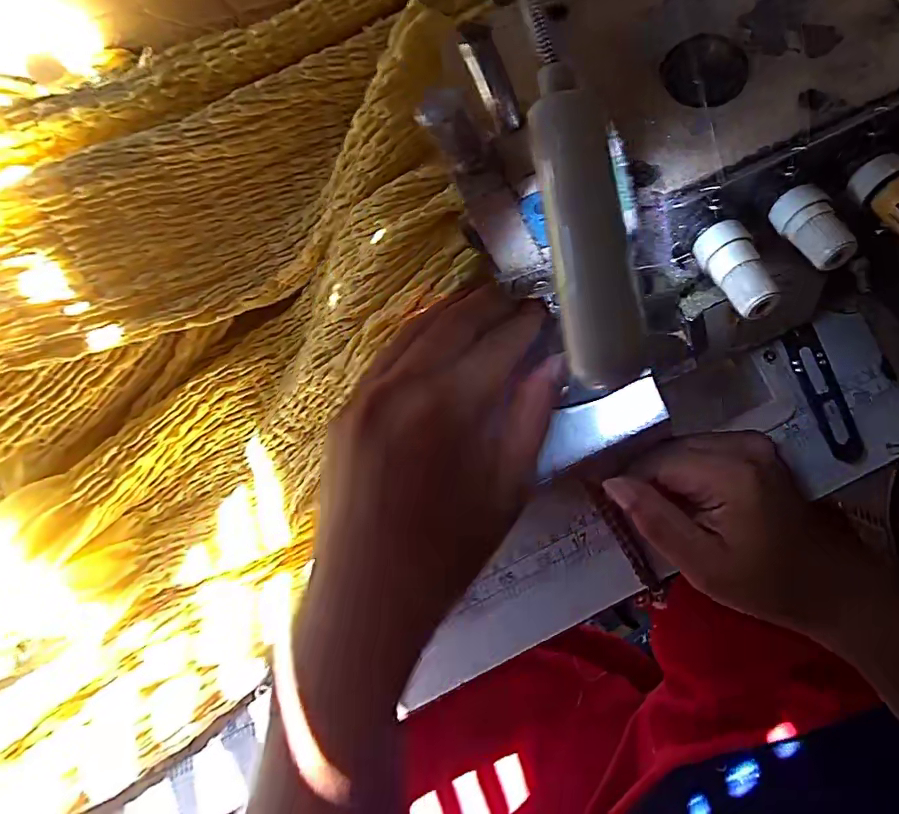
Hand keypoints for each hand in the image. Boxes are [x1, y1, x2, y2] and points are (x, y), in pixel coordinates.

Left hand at [302, 286, 565, 692]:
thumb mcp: (509, 488)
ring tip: (485, 301)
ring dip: (455, 308)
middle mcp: (402, 386)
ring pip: (417, 327)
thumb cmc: (449, 553)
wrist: (364, 600)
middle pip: (455, 321)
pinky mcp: (345, 407)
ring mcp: (365, 393)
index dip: (526, 323)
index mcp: (449, 408)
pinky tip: (438, 331)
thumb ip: (532, 416)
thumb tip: (552, 363)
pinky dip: (420, 331)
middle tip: (520, 298)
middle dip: (492, 303)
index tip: (545, 311)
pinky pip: (389, 351)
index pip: (498, 343)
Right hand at [601, 432, 890, 638]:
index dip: (631, 484)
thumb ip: (656, 520)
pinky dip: (689, 471)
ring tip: (663, 512)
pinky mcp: (758, 447)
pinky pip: (706, 449)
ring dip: (668, 474)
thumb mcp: (703, 565)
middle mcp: (742, 443)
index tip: (615, 511)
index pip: (658, 461)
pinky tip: (690, 502)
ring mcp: (753, 441)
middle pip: (672, 449)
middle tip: (636, 517)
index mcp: (731, 471)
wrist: (830, 584)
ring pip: (686, 447)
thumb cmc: (766, 585)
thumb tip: (613, 484)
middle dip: (648, 478)